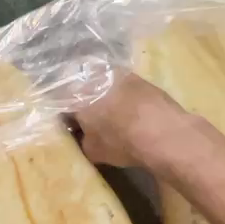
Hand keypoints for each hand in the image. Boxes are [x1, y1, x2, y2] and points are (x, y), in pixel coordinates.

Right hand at [68, 71, 193, 168]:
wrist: (164, 133)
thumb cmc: (121, 142)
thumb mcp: (93, 150)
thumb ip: (82, 139)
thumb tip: (84, 134)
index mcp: (75, 93)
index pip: (60, 101)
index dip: (66, 115)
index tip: (72, 126)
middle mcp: (94, 76)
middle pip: (82, 87)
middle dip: (83, 101)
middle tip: (90, 119)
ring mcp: (119, 73)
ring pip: (103, 83)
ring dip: (104, 96)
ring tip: (112, 114)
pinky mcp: (140, 77)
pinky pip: (123, 85)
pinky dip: (123, 96)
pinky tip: (130, 111)